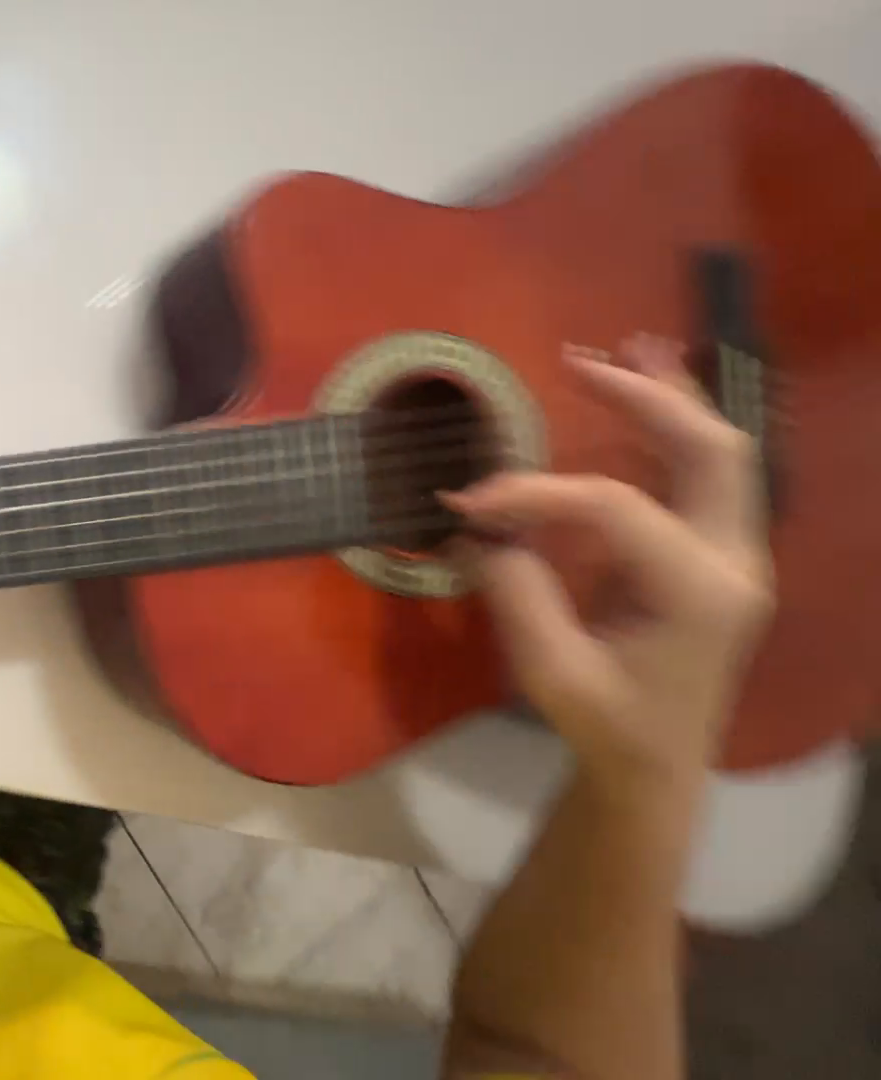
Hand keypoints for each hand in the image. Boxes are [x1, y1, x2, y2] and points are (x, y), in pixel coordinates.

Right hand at [444, 335, 772, 783]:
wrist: (654, 759)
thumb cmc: (601, 718)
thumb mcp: (547, 666)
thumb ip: (513, 588)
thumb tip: (479, 525)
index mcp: (697, 588)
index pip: (611, 505)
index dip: (530, 493)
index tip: (462, 505)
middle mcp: (731, 559)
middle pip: (710, 450)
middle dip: (645, 398)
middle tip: (576, 364)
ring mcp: (729, 554)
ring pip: (718, 453)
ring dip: (666, 399)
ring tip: (621, 351)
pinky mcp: (705, 555)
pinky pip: (699, 475)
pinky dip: (669, 428)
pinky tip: (644, 392)